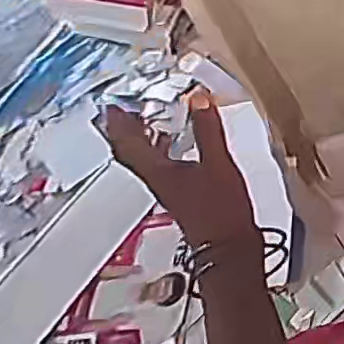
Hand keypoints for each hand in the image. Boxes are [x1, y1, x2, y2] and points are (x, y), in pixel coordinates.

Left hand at [98, 86, 256, 246]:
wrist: (229, 244)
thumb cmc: (220, 211)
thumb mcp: (218, 162)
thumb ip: (207, 129)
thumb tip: (199, 99)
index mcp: (158, 170)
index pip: (127, 141)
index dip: (118, 120)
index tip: (114, 103)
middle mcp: (157, 180)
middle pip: (130, 151)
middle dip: (126, 129)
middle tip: (126, 110)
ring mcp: (169, 189)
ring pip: (145, 160)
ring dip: (143, 140)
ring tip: (148, 123)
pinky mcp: (183, 194)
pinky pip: (162, 168)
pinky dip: (163, 152)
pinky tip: (177, 148)